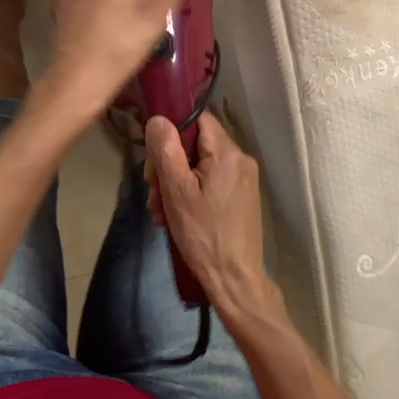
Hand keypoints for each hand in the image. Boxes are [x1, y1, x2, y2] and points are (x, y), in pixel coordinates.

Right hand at [144, 111, 273, 313]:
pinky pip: (210, 183)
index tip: (155, 158)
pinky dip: (191, 195)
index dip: (172, 132)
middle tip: (154, 194)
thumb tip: (158, 119)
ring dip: (176, 185)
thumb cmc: (203, 234)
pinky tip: (176, 217)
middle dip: (169, 167)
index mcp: (228, 153)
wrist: (234, 279)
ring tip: (161, 212)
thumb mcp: (177, 190)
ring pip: (200, 167)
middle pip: (196, 146)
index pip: (197, 120)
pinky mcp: (242, 198)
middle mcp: (241, 160)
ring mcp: (244, 180)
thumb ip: (165, 150)